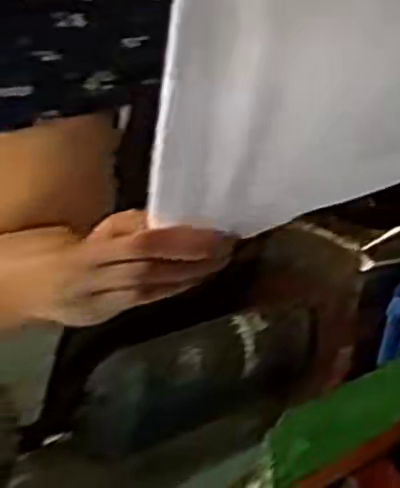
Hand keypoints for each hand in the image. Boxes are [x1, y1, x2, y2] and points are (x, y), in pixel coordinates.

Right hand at [3, 211, 232, 327]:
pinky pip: (141, 303)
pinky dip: (174, 290)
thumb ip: (146, 223)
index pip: (143, 245)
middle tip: (229, 250)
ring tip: (221, 263)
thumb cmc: (86, 245)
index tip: (222, 235)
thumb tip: (193, 220)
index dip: (187, 241)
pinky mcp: (93, 318)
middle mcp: (84, 281)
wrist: (29, 283)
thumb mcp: (110, 227)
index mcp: (87, 253)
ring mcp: (86, 303)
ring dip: (190, 277)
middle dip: (195, 261)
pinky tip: (198, 278)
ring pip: (145, 292)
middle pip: (147, 272)